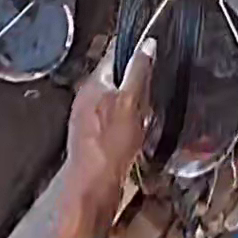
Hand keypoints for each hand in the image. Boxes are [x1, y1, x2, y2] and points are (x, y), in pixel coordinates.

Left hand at [44, 37, 156, 237]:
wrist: (92, 193)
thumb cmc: (111, 146)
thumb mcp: (132, 102)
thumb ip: (139, 71)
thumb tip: (147, 44)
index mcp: (92, 84)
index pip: (115, 52)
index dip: (135, 50)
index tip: (151, 52)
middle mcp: (85, 98)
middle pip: (117, 76)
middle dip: (136, 82)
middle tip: (149, 92)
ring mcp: (86, 119)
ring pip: (116, 98)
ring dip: (133, 103)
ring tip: (144, 115)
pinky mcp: (91, 137)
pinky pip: (114, 117)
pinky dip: (127, 120)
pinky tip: (135, 133)